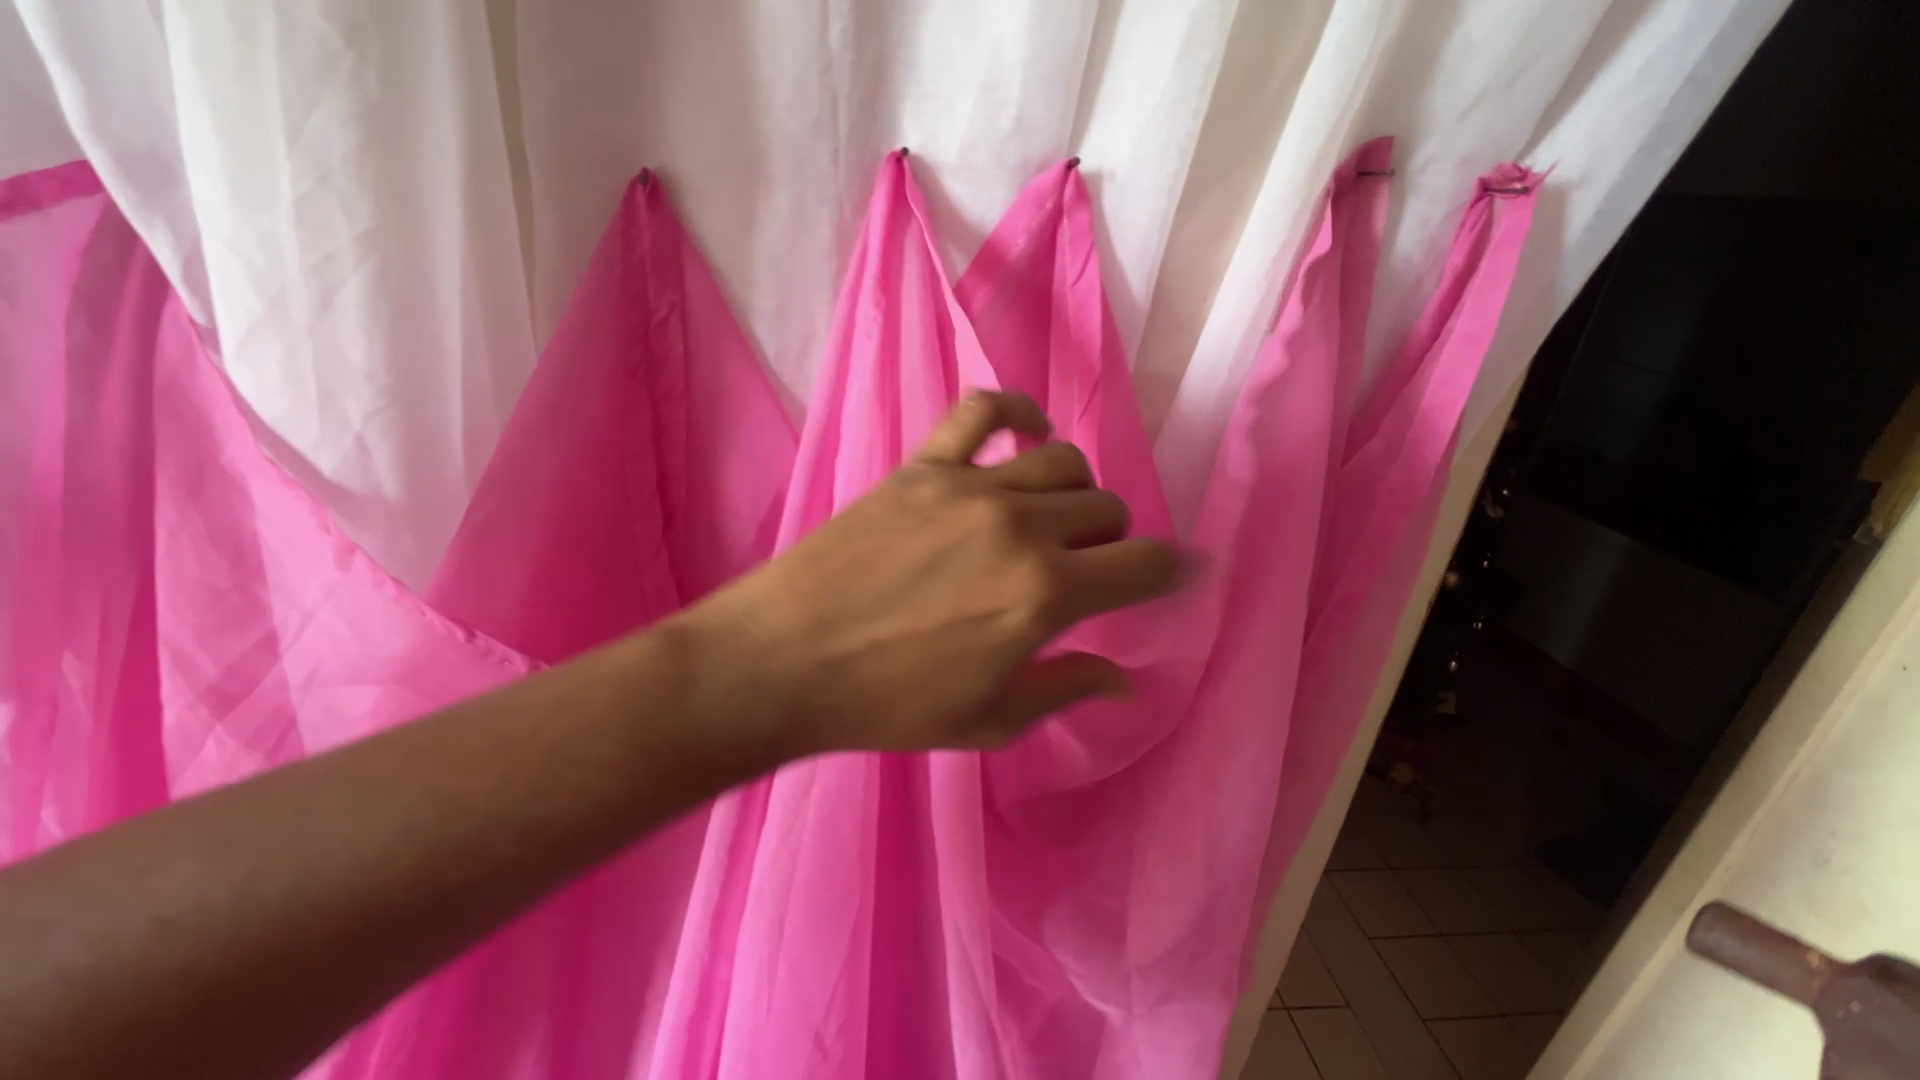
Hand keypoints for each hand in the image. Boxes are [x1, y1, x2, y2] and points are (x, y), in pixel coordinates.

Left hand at [682, 391, 1182, 754]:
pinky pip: (985, 411)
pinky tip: (1025, 435)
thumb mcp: (989, 719)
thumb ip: (1065, 688)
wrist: (782, 662)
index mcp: (1046, 596)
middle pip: (1107, 510)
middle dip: (1112, 545)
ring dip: (1075, 494)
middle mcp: (1021, 528)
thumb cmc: (888, 705)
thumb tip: (1124, 679)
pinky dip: (1017, 414)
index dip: (1172, 572)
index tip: (1174, 576)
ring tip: (1051, 523)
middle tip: (1084, 575)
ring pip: (1063, 462)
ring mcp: (970, 488)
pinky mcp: (924, 467)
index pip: (1145, 565)